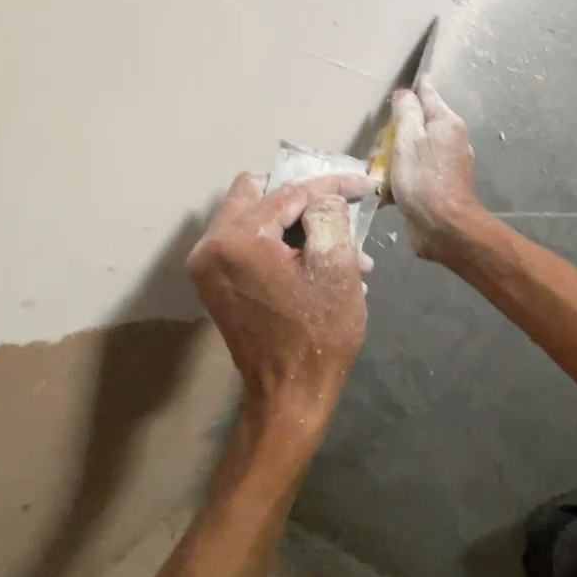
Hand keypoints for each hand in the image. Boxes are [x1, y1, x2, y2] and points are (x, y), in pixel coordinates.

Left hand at [187, 171, 377, 414]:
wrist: (291, 392)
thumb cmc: (318, 331)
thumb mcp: (335, 264)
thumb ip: (329, 214)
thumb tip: (325, 197)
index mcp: (237, 238)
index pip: (289, 192)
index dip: (332, 184)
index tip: (367, 184)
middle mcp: (211, 247)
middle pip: (259, 194)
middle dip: (305, 197)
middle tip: (342, 204)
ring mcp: (209, 267)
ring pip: (255, 218)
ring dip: (297, 223)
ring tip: (345, 245)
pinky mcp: (218, 284)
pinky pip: (250, 244)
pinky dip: (283, 244)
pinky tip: (323, 262)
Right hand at [390, 79, 483, 260]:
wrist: (444, 227)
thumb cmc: (424, 180)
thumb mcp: (408, 140)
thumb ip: (406, 112)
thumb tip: (406, 92)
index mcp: (447, 122)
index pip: (428, 93)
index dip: (412, 88)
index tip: (397, 87)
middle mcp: (452, 138)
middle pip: (419, 122)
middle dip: (397, 129)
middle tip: (380, 142)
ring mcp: (447, 162)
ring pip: (415, 147)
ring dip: (395, 154)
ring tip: (378, 166)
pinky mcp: (439, 183)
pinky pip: (416, 169)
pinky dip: (401, 173)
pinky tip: (386, 185)